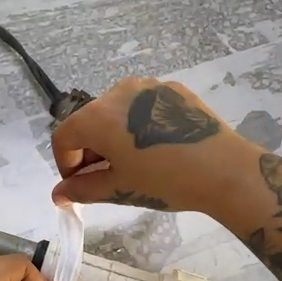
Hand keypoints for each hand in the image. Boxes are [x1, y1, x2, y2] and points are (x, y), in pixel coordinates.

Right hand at [50, 78, 262, 214]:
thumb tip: (57, 194)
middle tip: (107, 177)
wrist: (224, 170)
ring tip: (134, 162)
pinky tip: (158, 147)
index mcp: (98, 117)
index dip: (66, 163)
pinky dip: (138, 125)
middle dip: (90, 150)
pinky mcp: (171, 89)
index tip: (80, 183)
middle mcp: (118, 92)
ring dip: (113, 136)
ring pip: (116, 112)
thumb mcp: (120, 189)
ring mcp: (147, 86)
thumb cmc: (165, 182)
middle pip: (88, 121)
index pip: (64, 137)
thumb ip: (82, 188)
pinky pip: (142, 106)